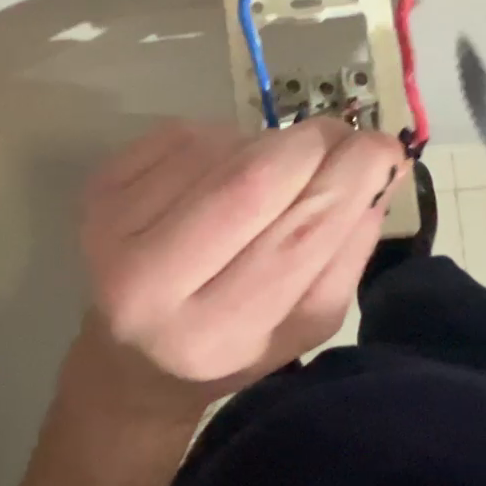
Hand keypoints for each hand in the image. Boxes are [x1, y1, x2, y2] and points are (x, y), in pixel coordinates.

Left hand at [69, 119, 406, 420]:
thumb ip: (344, 256)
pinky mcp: (99, 187)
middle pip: (251, 181)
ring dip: (269, 144)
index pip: (294, 237)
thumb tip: (377, 172)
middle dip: (314, 147)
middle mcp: (148, 283)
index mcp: (211, 334)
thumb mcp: (301, 327)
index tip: (385, 150)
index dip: (349, 181)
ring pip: (220, 149)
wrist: (131, 352)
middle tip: (342, 141)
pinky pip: (185, 133)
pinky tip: (227, 169)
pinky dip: (226, 139)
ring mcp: (111, 227)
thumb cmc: (228, 348)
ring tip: (278, 172)